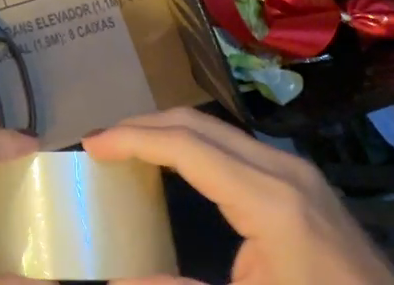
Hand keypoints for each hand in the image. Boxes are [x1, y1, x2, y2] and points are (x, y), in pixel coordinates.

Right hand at [83, 108, 393, 284]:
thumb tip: (117, 276)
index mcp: (270, 200)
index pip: (186, 145)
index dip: (131, 139)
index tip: (89, 144)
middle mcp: (284, 170)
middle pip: (198, 124)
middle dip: (142, 126)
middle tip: (99, 144)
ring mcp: (299, 173)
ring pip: (217, 130)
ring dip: (167, 132)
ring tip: (126, 149)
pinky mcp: (305, 184)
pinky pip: (236, 147)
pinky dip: (194, 145)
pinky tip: (175, 164)